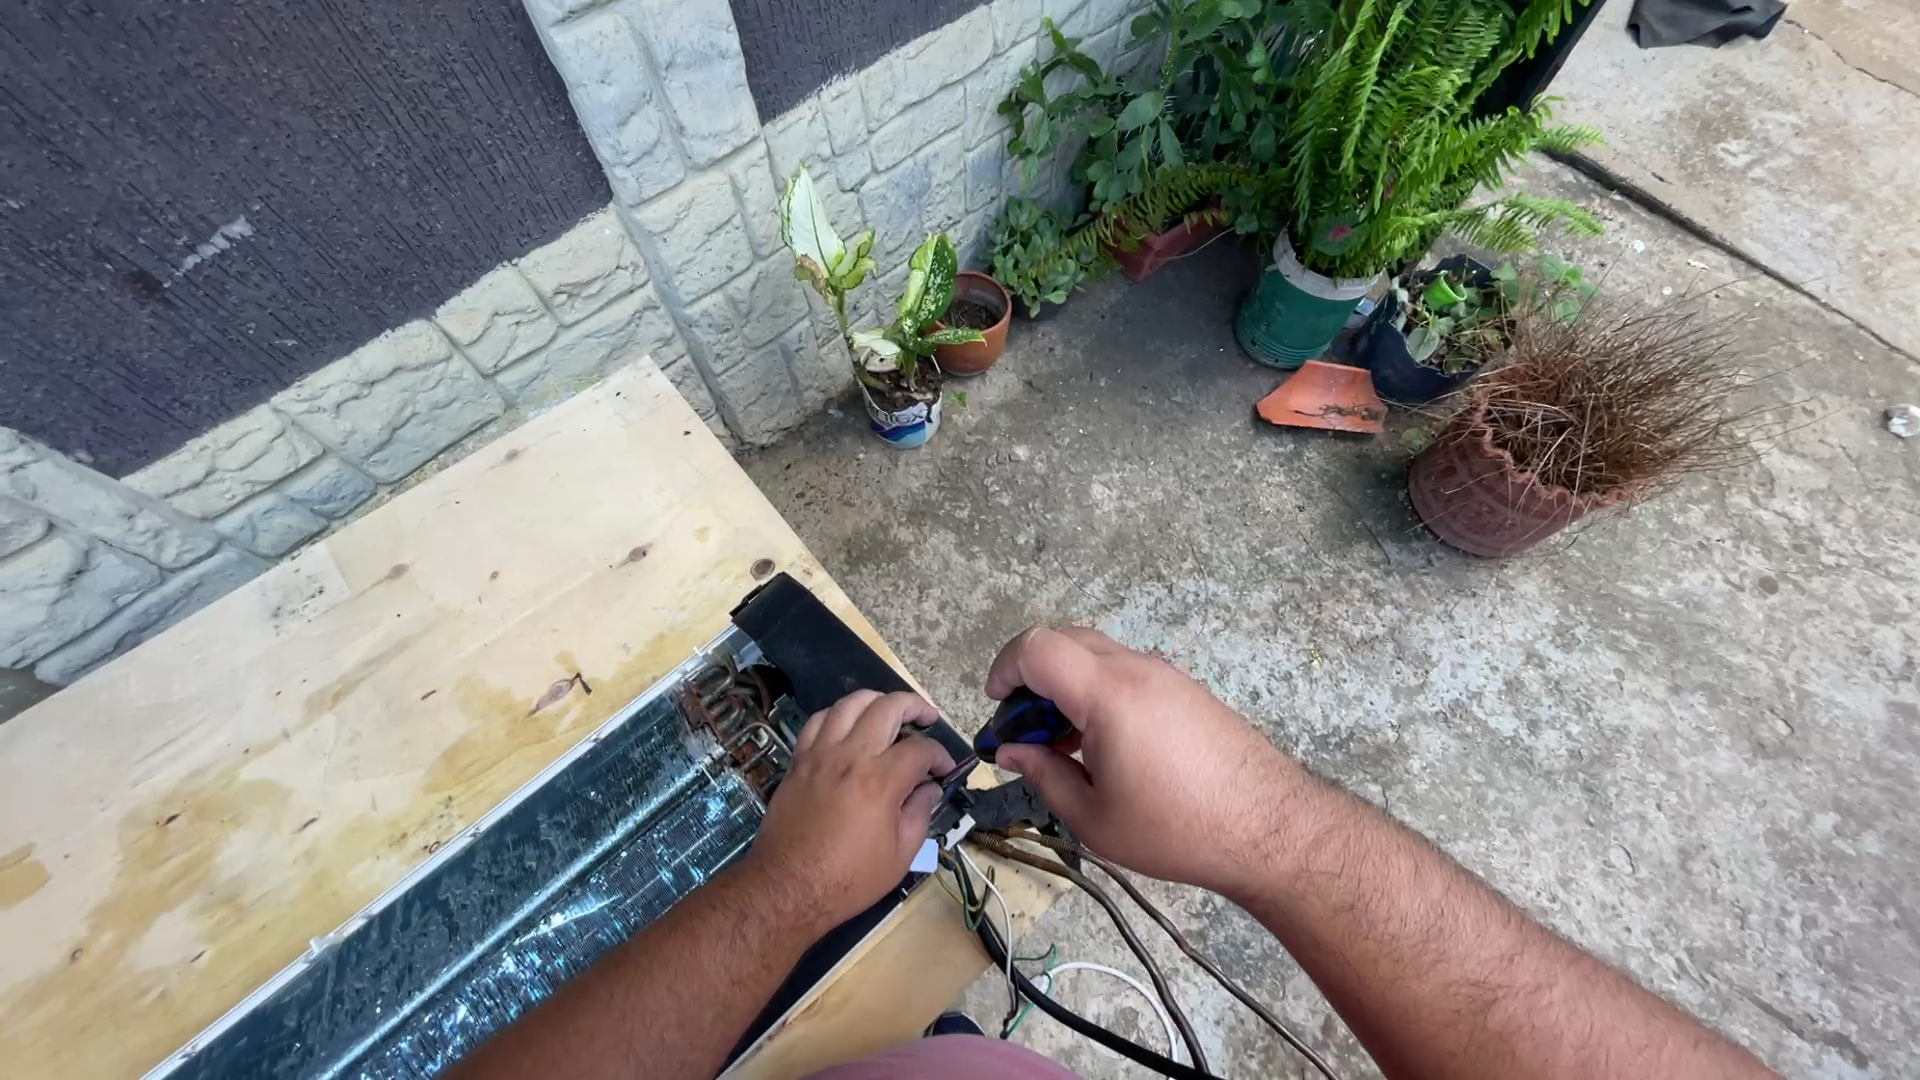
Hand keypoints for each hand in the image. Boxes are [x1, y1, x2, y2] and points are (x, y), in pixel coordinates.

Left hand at [744, 690, 956, 932]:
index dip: (939, 755)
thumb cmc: (848, 879)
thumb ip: (920, 814)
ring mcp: (821, 754)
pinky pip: (818, 720)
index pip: (920, 749)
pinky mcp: (799, 761)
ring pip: (850, 703)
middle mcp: (851, 756)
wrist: (787, 889)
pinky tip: (849, 725)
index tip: (944, 769)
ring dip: (876, 700)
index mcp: (880, 781)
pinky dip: (839, 714)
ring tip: (889, 710)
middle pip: (888, 707)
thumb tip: (928, 788)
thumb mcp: (900, 856)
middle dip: (915, 706)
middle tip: (927, 717)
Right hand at [987, 626, 1303, 895]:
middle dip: (1028, 672)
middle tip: (1022, 722)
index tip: (997, 706)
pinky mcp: (1183, 687)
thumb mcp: (1095, 817)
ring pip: (1094, 652)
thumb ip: (1043, 775)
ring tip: (1061, 740)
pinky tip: (1102, 741)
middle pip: (1062, 638)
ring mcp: (1164, 673)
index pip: (1037, 647)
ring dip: (1063, 682)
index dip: (1004, 667)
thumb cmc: (1176, 828)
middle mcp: (1134, 668)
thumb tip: (1011, 751)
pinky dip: (1095, 688)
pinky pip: (1123, 669)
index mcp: (1107, 692)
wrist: (1273, 829)